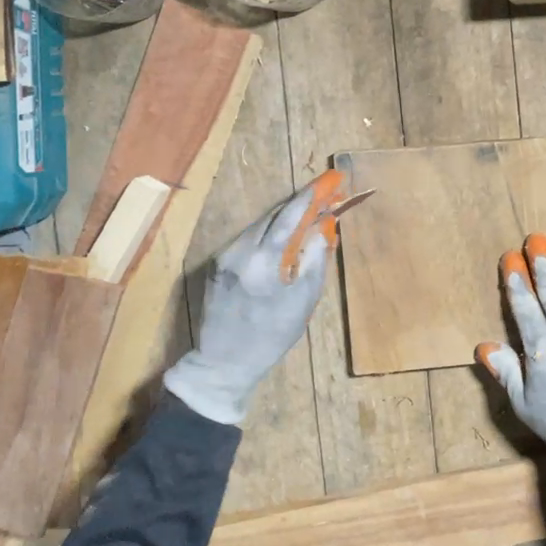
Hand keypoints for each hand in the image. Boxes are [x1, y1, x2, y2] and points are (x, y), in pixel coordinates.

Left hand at [163, 184, 329, 425]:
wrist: (223, 364)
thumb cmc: (272, 335)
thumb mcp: (304, 299)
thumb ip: (315, 258)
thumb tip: (325, 226)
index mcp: (263, 262)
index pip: (289, 217)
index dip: (310, 197)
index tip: (329, 182)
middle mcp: (239, 252)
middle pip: (272, 217)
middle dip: (298, 205)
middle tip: (323, 197)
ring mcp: (223, 258)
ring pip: (259, 227)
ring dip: (283, 220)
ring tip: (307, 218)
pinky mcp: (216, 266)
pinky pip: (247, 240)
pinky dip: (268, 235)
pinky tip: (282, 241)